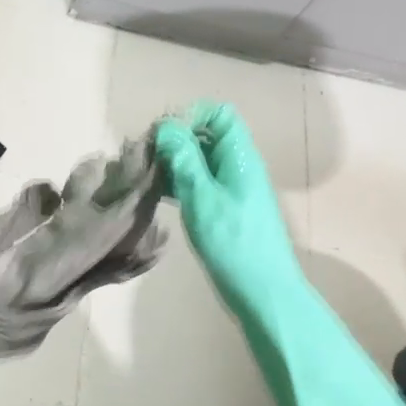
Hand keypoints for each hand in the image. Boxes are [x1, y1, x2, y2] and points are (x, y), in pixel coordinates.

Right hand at [154, 102, 308, 309]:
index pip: (218, 113)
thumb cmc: (233, 242)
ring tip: (143, 176)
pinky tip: (154, 194)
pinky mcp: (221, 209)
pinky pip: (197, 182)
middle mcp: (236, 165)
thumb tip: (166, 125)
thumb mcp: (202, 196)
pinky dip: (176, 183)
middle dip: (172, 140)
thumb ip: (183, 158)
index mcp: (238, 156)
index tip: (160, 136)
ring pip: (197, 160)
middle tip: (143, 158)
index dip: (188, 116)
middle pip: (204, 134)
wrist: (262, 292)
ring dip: (171, 162)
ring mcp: (230, 188)